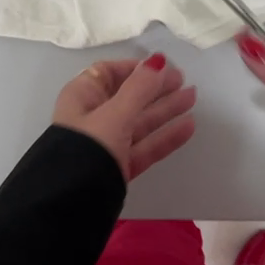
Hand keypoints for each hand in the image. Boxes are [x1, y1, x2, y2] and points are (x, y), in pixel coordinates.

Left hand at [52, 53, 197, 180]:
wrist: (73, 204)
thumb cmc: (89, 147)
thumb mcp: (114, 114)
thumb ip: (139, 88)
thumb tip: (158, 60)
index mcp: (82, 96)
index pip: (108, 73)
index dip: (135, 68)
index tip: (161, 67)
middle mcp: (93, 117)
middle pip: (128, 96)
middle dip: (155, 87)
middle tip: (183, 80)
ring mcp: (107, 144)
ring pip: (139, 121)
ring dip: (165, 109)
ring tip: (192, 97)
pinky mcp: (119, 167)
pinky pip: (145, 146)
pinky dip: (165, 136)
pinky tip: (188, 127)